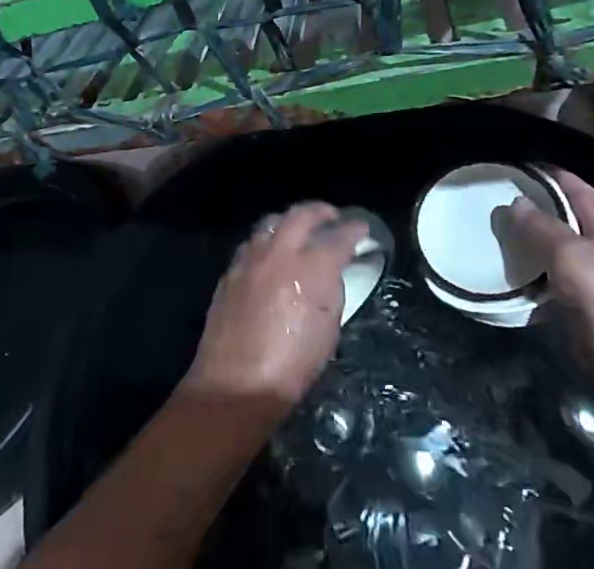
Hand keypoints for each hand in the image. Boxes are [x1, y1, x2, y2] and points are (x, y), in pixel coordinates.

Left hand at [182, 201, 366, 407]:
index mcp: (310, 269)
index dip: (355, 230)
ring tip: (300, 230)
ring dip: (290, 221)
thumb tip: (329, 273)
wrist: (237, 382)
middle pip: (300, 215)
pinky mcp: (230, 271)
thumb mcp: (328, 330)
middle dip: (321, 212)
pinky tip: (271, 254)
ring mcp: (250, 259)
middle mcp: (278, 254)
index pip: (339, 237)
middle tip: (333, 217)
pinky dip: (267, 241)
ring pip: (271, 223)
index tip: (362, 228)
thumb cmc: (292, 366)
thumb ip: (331, 291)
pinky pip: (251, 244)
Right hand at [498, 168, 593, 389]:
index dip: (557, 175)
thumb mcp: (571, 256)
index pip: (583, 192)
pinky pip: (545, 276)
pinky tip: (503, 266)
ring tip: (493, 226)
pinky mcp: (575, 305)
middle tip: (498, 195)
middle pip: (566, 219)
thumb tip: (517, 202)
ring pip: (553, 248)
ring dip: (527, 238)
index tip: (523, 165)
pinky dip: (525, 268)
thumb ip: (542, 226)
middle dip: (536, 205)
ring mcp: (590, 281)